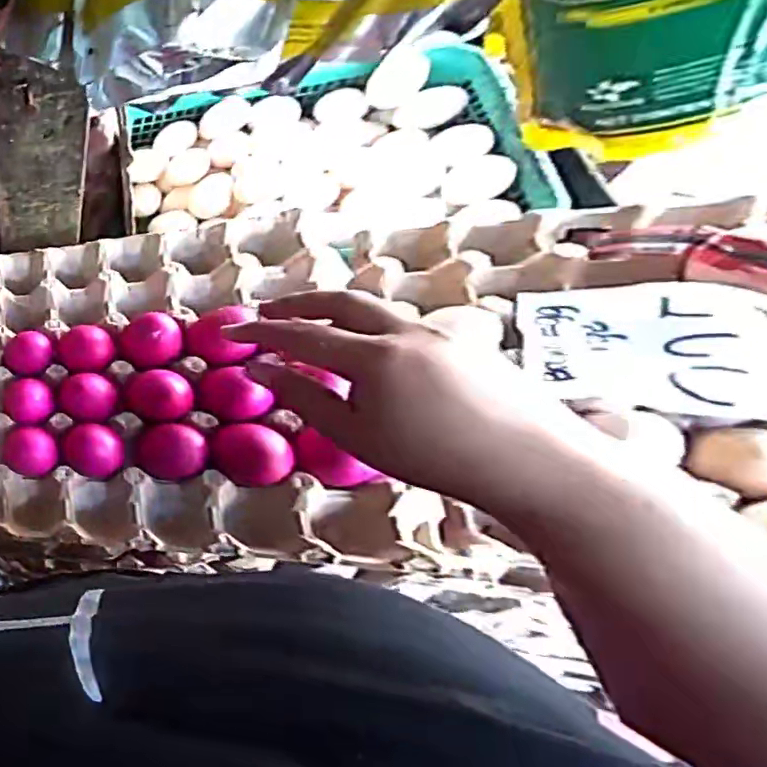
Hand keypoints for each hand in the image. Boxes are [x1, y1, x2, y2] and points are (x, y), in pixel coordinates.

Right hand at [225, 291, 614, 514]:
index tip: (229, 332)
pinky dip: (364, 329)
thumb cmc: (433, 456)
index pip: (300, 334)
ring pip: (373, 312)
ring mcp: (439, 335)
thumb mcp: (353, 434)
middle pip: (340, 303)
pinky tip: (361, 354)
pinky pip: (399, 327)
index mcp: (374, 355)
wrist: (538, 464)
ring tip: (307, 330)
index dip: (259, 332)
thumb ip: (303, 395)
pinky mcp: (464, 346)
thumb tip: (262, 369)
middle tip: (265, 312)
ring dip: (332, 314)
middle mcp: (406, 333)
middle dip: (297, 304)